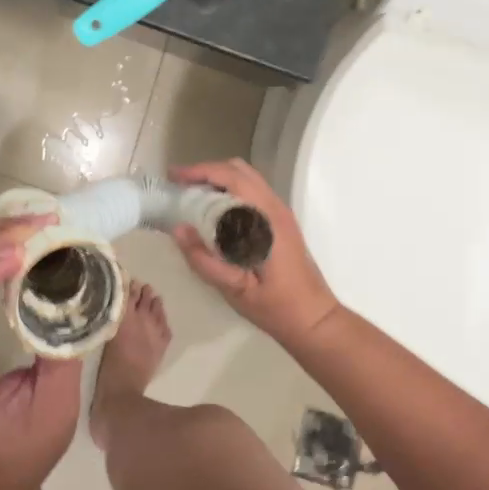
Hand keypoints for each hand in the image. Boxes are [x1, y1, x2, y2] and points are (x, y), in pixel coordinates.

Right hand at [171, 159, 341, 346]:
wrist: (314, 319)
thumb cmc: (276, 306)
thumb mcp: (236, 289)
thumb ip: (206, 261)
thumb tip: (178, 229)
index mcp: (267, 219)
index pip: (232, 178)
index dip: (200, 171)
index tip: (174, 177)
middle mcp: (275, 207)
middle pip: (239, 170)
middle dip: (206, 171)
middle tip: (180, 186)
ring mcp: (280, 212)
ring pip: (247, 177)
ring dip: (218, 179)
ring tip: (193, 195)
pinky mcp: (280, 220)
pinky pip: (251, 191)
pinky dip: (229, 189)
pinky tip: (214, 210)